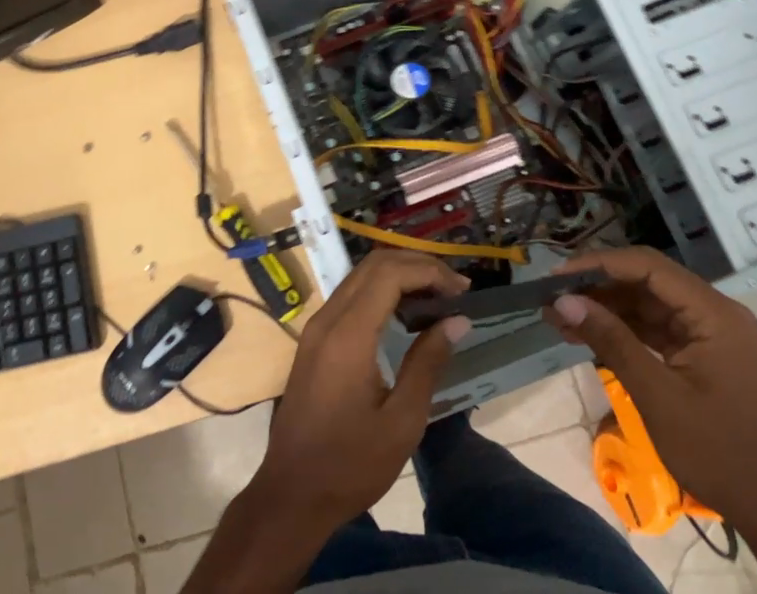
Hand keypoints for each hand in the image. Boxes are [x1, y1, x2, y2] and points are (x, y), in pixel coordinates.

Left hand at [253, 250, 471, 530]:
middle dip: (417, 266)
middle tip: (455, 290)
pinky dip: (381, 293)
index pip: (390, 274)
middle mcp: (327, 320)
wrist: (292, 492)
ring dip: (399, 276)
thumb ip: (427, 362)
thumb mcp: (402, 420)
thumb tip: (457, 320)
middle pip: (373, 265)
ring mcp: (315, 329)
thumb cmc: (351, 464)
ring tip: (438, 299)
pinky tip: (407, 315)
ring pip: (359, 277)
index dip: (430, 271)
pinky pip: (349, 297)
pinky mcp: (313, 342)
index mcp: (348, 336)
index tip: (463, 291)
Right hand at [543, 248, 756, 528]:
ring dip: (606, 311)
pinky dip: (623, 331)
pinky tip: (588, 337)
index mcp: (715, 314)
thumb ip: (611, 341)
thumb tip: (564, 301)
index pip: (649, 267)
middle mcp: (716, 314)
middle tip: (550, 301)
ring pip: (649, 307)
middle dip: (598, 289)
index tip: (556, 277)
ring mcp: (711, 336)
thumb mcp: (657, 394)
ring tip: (559, 319)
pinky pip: (657, 330)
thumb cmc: (718, 450)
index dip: (599, 265)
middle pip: (648, 283)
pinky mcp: (704, 357)